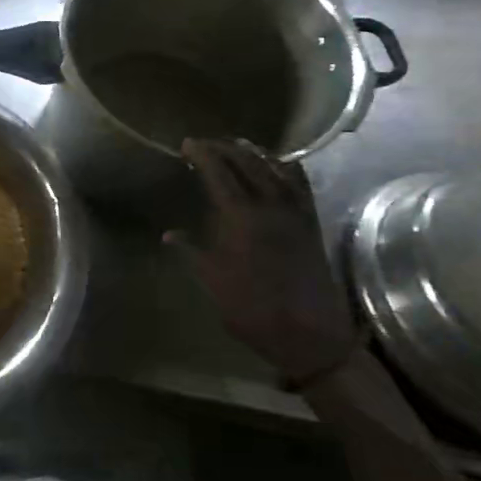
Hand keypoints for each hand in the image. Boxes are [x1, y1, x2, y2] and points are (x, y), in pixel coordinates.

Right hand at [167, 139, 357, 382]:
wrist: (310, 336)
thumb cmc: (252, 309)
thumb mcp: (212, 280)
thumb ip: (190, 251)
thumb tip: (169, 234)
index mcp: (241, 216)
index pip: (219, 171)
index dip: (202, 154)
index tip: (187, 144)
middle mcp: (270, 205)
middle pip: (246, 162)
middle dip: (224, 148)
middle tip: (205, 145)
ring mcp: (295, 212)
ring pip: (275, 167)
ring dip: (254, 153)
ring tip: (238, 146)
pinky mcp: (311, 223)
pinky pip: (300, 183)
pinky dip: (285, 167)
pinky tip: (277, 165)